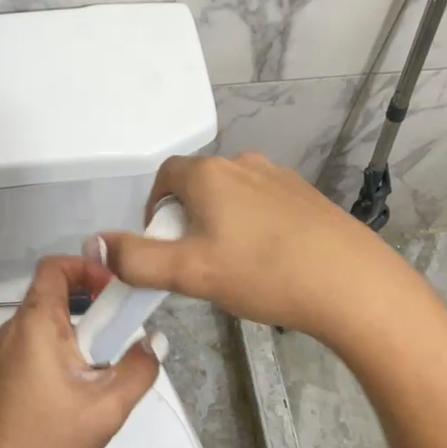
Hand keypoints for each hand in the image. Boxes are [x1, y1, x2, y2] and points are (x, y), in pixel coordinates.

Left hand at [0, 255, 160, 447]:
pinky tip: (77, 394)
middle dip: (92, 306)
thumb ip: (138, 370)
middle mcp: (15, 329)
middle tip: (120, 333)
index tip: (116, 291)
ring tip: (104, 369)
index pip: (56, 266)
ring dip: (78, 334)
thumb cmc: (46, 440)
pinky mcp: (1, 379)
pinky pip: (35, 349)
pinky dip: (60, 355)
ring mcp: (4, 355)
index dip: (88, 267)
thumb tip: (152, 344)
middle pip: (54, 295)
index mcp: (37, 322)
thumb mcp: (107, 408)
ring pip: (46, 325)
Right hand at [93, 153, 418, 346]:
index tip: (160, 246)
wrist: (352, 284)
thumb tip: (95, 244)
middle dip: (188, 220)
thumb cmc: (263, 273)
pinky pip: (264, 206)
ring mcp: (279, 177)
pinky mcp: (306, 196)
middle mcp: (243, 164)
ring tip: (234, 269)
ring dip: (221, 224)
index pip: (164, 176)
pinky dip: (254, 228)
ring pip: (233, 197)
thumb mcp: (189, 273)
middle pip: (198, 186)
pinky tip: (270, 265)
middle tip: (195, 264)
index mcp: (209, 174)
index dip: (154, 209)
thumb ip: (136, 260)